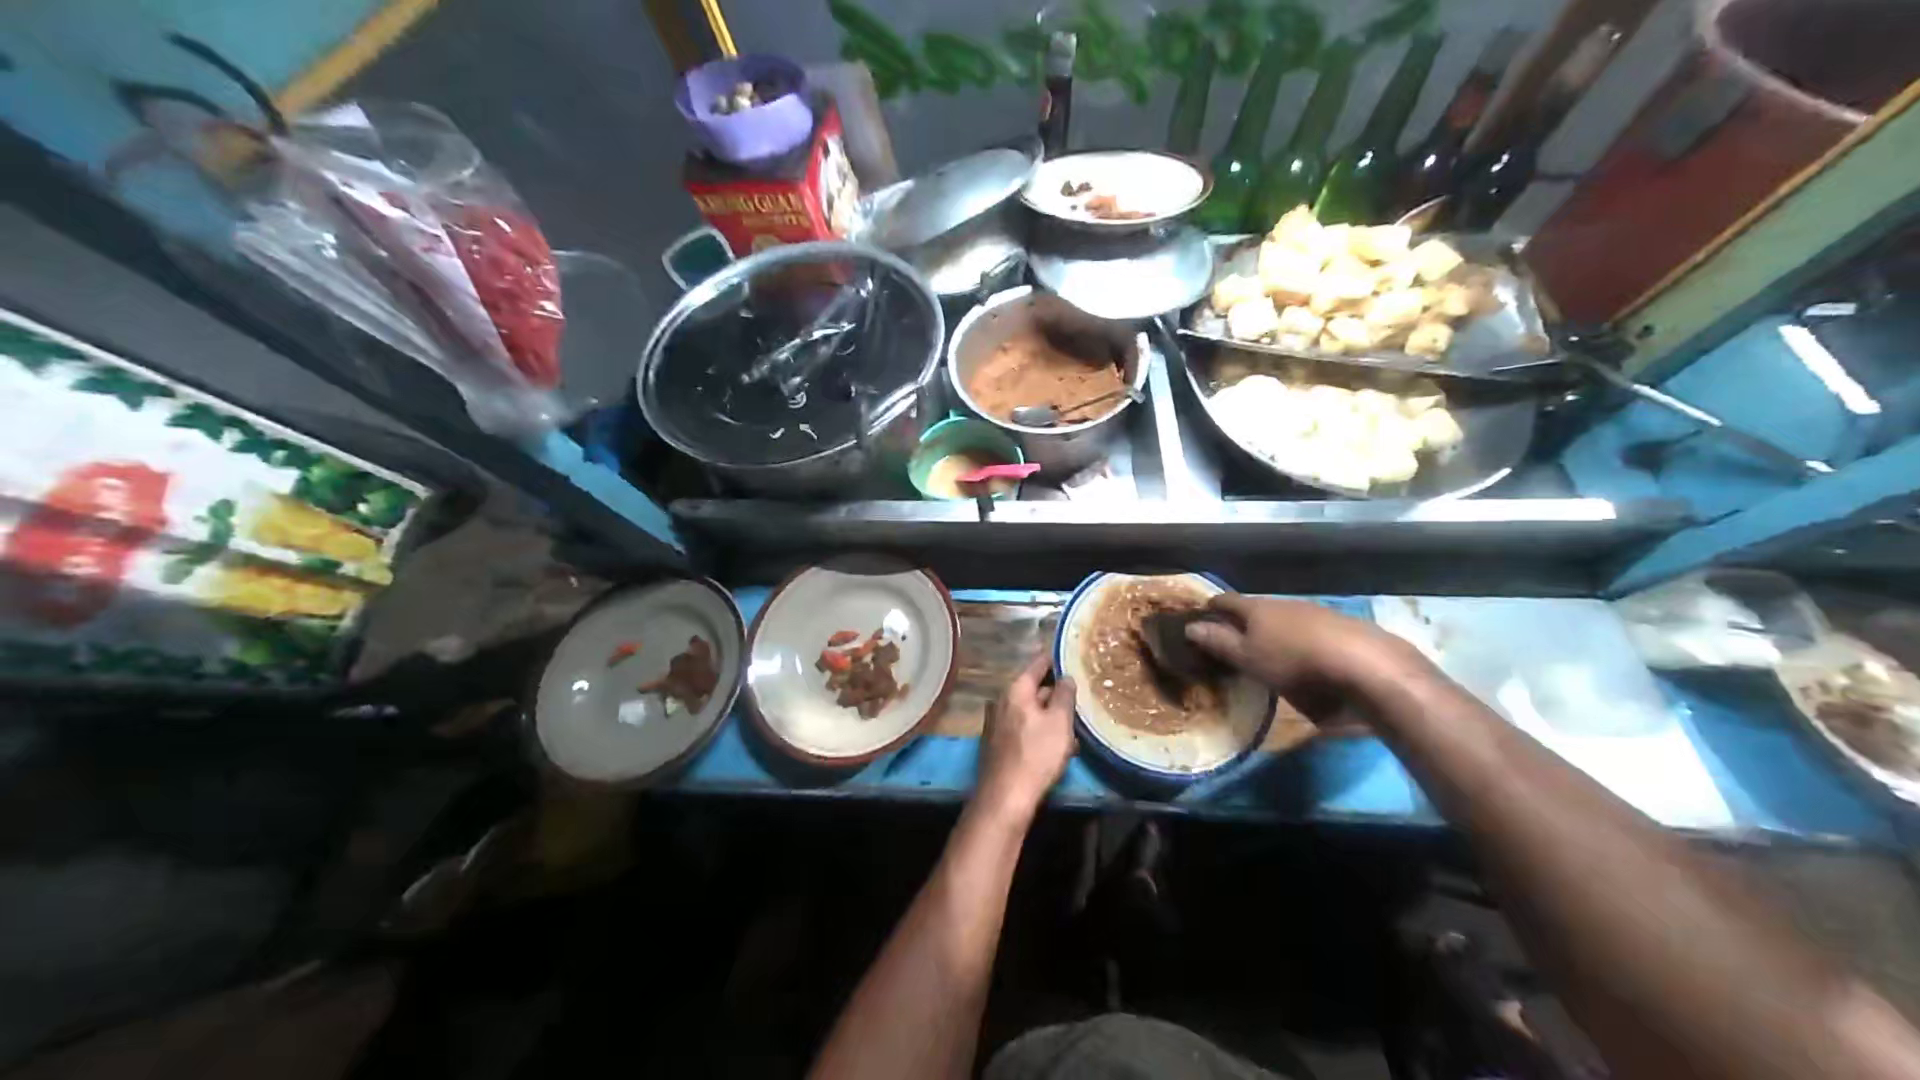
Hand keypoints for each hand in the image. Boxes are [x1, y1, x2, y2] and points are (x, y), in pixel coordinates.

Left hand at [975, 650, 1076, 817]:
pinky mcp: (999, 743)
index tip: (1069, 654)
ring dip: (1051, 716)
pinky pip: (1025, 727)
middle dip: (1056, 693)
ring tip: (1074, 725)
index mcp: (1016, 690)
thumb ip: (1064, 695)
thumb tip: (1066, 677)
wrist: (1006, 796)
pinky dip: (1041, 731)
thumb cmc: (1036, 754)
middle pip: (1033, 688)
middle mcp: (1002, 700)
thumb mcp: (1059, 722)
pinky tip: (1058, 746)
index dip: (1055, 659)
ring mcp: (998, 722)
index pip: (1037, 664)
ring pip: (1031, 711)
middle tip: (1079, 695)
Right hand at [1185, 594, 1427, 694]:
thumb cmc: (1295, 662)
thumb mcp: (1249, 659)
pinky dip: (1300, 638)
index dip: (1213, 605)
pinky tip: (1304, 654)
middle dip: (1244, 619)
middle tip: (1233, 634)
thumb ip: (1220, 643)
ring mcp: (1316, 613)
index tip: (1202, 612)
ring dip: (1275, 629)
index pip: (1227, 600)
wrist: (1366, 666)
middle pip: (1258, 608)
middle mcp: (1285, 604)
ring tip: (1268, 646)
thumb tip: (1190, 626)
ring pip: (1286, 617)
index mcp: (1257, 609)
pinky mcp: (1342, 627)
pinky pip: (1310, 629)